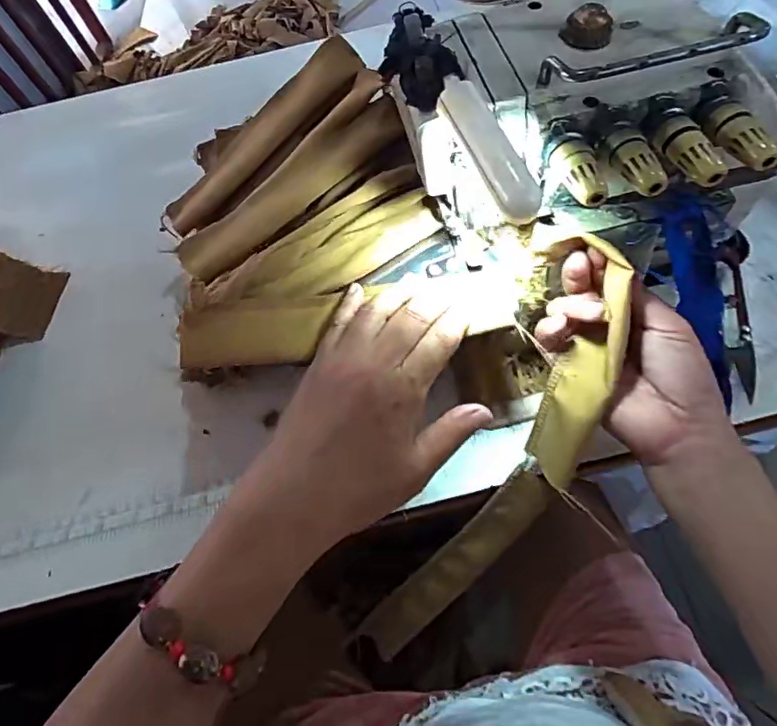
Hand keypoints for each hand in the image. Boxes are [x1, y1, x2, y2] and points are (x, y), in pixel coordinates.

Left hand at [230, 281, 491, 549]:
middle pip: (409, 319)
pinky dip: (351, 303)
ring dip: (397, 293)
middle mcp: (374, 364)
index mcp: (402, 391)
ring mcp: (343, 359)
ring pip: (375, 313)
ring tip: (415, 279)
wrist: (292, 496)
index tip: (469, 307)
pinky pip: (338, 323)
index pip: (437, 342)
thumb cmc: (359, 490)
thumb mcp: (415, 470)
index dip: (455, 322)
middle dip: (433, 300)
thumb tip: (485, 410)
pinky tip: (359, 288)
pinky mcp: (319, 362)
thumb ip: (450, 434)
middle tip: (449, 286)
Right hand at [533, 248, 739, 467]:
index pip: (605, 280)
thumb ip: (636, 295)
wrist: (678, 426)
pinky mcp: (568, 369)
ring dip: (568, 304)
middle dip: (576, 274)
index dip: (595, 263)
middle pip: (580, 291)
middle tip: (577, 266)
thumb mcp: (668, 324)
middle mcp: (604, 325)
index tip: (587, 248)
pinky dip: (549, 329)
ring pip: (561, 312)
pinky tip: (559, 328)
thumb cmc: (682, 372)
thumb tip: (611, 264)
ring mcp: (585, 346)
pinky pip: (550, 342)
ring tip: (586, 315)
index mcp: (630, 312)